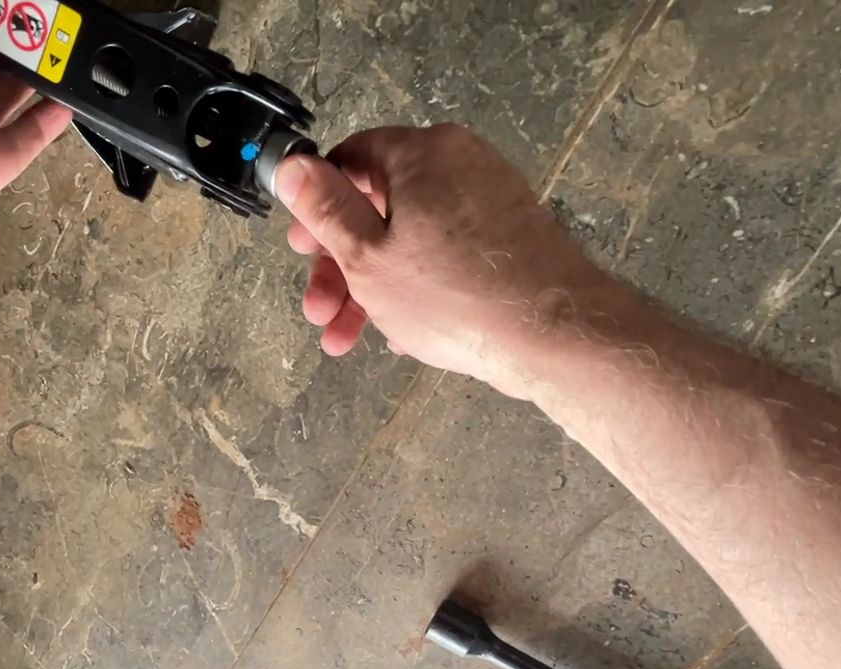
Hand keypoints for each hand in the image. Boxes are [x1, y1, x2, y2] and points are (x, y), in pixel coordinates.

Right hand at [276, 124, 619, 397]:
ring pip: (407, 242)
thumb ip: (325, 209)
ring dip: (369, 291)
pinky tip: (398, 335)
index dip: (317, 204)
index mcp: (420, 155)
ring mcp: (485, 202)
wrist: (547, 333)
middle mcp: (457, 166)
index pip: (352, 159)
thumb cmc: (449, 295)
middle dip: (339, 268)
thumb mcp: (366, 256)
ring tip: (345, 340)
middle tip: (319, 310)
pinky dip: (413, 290)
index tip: (301, 247)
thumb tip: (293, 166)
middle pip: (377, 210)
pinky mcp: (504, 239)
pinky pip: (441, 258)